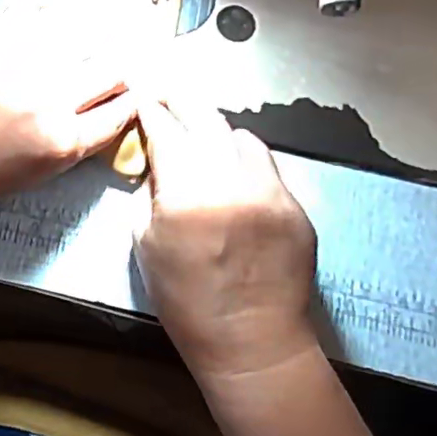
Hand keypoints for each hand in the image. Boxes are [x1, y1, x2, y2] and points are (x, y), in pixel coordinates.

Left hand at [0, 0, 138, 214]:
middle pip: (113, 66)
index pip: (125, 107)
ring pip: (81, 30)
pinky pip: (31, 9)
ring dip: (98, 20)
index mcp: (64, 141)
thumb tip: (112, 103)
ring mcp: (19, 69)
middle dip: (125, 56)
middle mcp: (50, 102)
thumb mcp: (41, 171)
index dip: (137, 92)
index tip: (138, 81)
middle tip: (128, 42)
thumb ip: (80, 138)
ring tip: (107, 8)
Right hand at [132, 88, 319, 381]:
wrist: (249, 338)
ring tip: (199, 141)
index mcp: (188, 193)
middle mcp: (233, 181)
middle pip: (205, 120)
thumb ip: (150, 192)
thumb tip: (155, 163)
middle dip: (181, 104)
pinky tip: (229, 176)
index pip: (165, 131)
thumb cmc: (183, 297)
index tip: (141, 99)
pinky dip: (241, 161)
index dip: (150, 110)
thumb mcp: (144, 241)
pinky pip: (265, 165)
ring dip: (214, 133)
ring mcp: (271, 191)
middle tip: (165, 97)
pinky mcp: (294, 205)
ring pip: (240, 138)